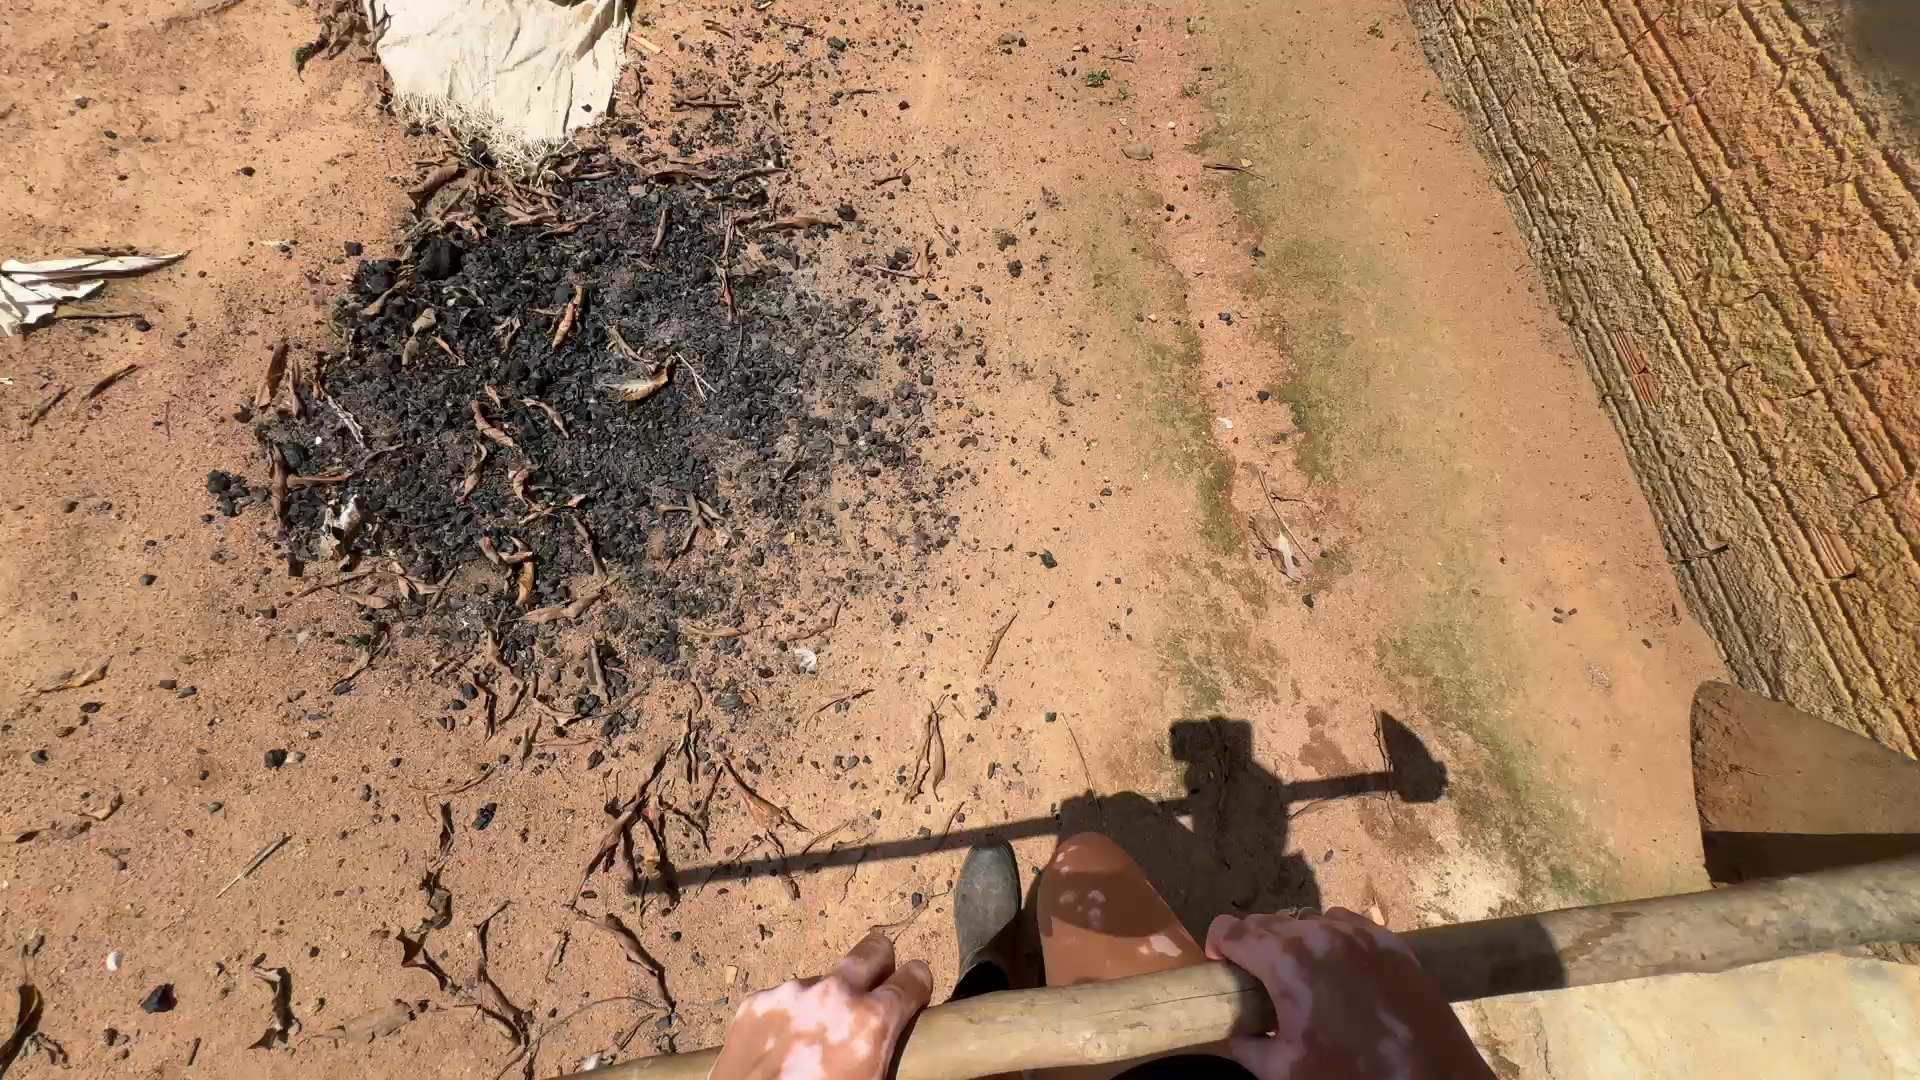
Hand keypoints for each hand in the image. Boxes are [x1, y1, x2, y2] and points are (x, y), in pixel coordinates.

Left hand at [711, 933, 932, 1079]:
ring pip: (824, 981)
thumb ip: (884, 1053)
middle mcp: (833, 995)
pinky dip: (790, 1018)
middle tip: (874, 996)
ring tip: (812, 1044)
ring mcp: (790, 993)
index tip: (915, 996)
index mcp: (869, 1023)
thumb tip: (888, 1043)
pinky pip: (786, 999)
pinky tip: (780, 1051)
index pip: (914, 977)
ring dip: (827, 1004)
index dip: (918, 987)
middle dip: (881, 967)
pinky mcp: (755, 1002)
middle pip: (873, 949)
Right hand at [1205, 909, 1492, 1079]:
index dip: (1217, 946)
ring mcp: (1356, 931)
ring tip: (1305, 979)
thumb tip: (1224, 1032)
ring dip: (1292, 942)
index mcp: (1286, 960)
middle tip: (1263, 984)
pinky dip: (1330, 941)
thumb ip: (1244, 1046)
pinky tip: (1341, 975)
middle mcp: (1317, 932)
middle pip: (1263, 922)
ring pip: (1302, 920)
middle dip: (1254, 948)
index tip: (1223, 969)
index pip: (1229, 929)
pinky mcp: (1388, 939)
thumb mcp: (1286, 1074)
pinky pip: (1341, 923)